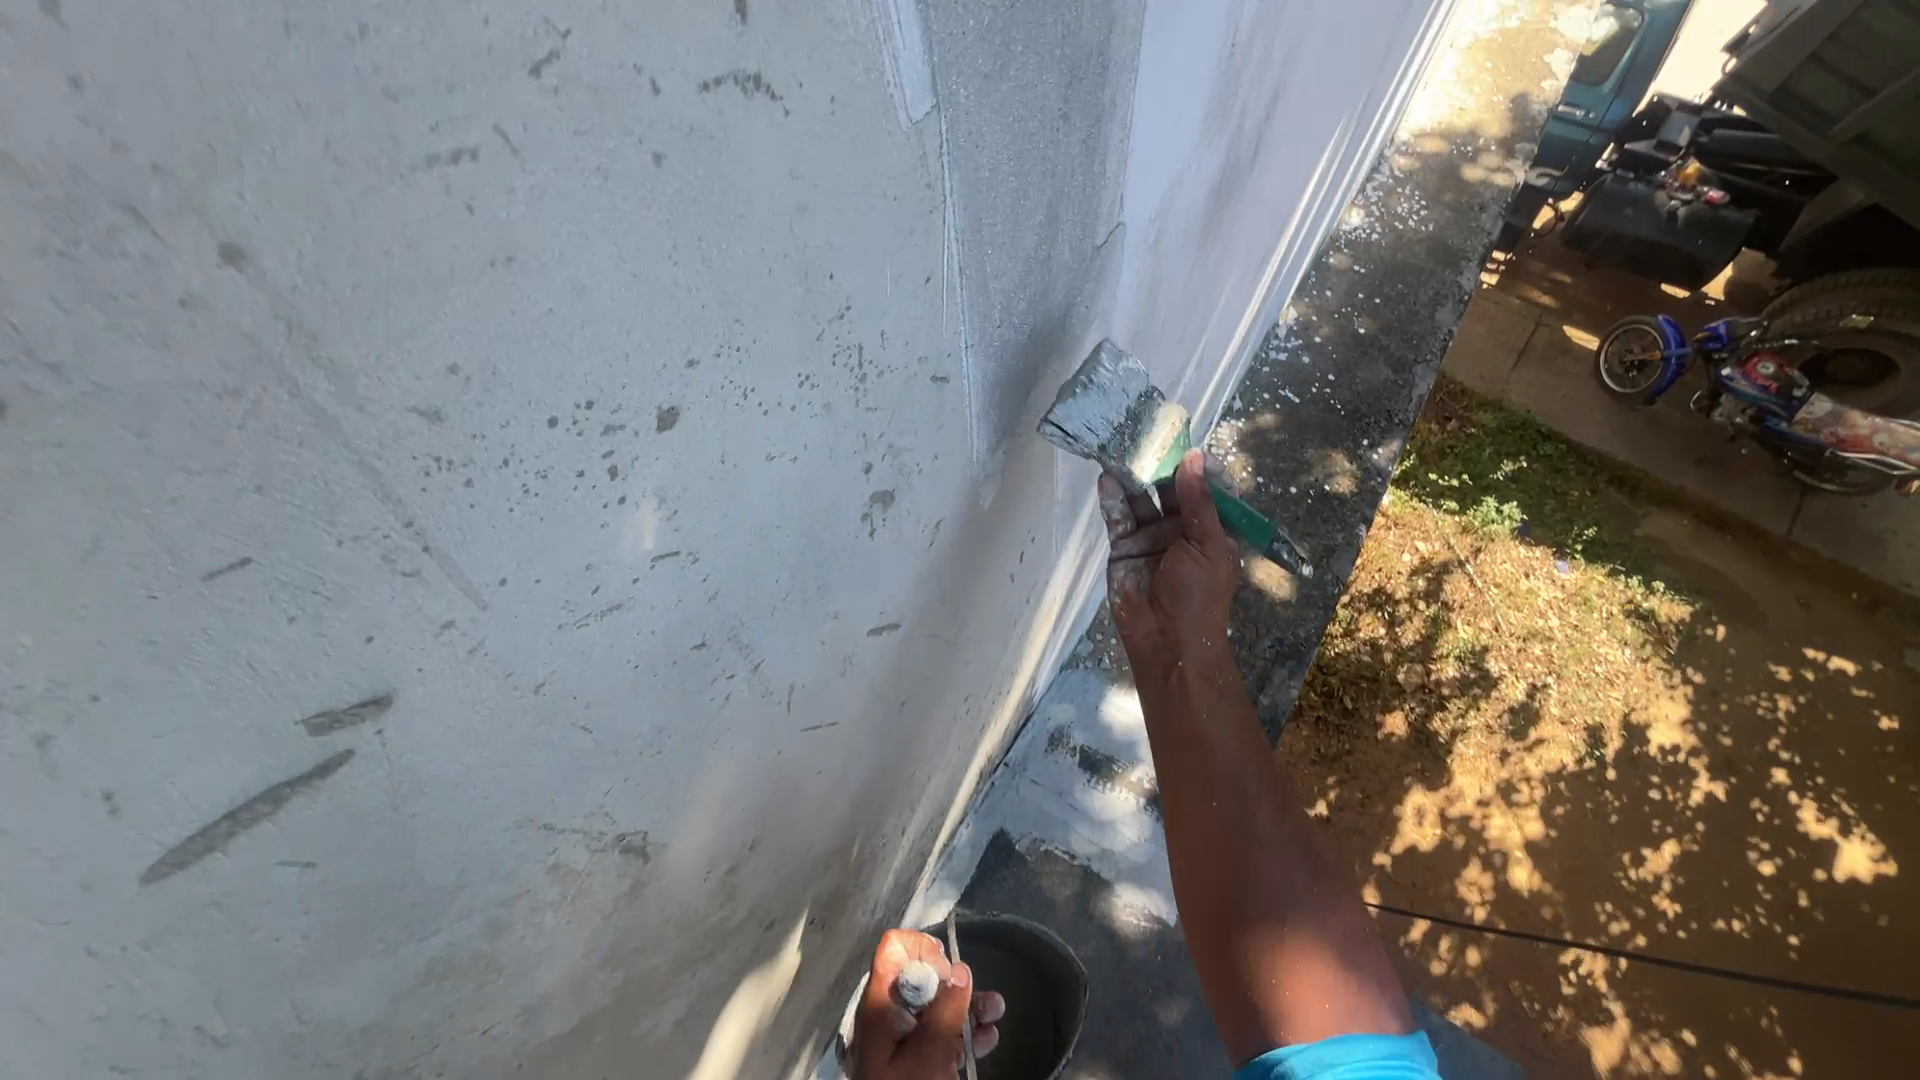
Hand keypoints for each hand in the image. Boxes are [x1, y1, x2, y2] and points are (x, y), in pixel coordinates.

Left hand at [849, 929, 1003, 1079]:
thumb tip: (960, 969)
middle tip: (980, 997)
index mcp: (881, 1004)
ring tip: (996, 1011)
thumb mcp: (928, 1056)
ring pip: (937, 1006)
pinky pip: (941, 1034)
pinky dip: (965, 1033)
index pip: (893, 949)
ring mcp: (903, 1038)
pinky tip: (988, 1038)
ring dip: (969, 1006)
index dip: (922, 948)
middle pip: (922, 977)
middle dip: (956, 982)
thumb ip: (945, 1011)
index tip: (946, 968)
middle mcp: (890, 1014)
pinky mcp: (917, 1060)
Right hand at [1098, 449, 1240, 679]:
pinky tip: (1107, 477)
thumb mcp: (1208, 544)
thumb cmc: (1200, 595)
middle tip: (1146, 433)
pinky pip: (1119, 518)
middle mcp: (1181, 529)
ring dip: (1132, 476)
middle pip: (1169, 489)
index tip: (1184, 439)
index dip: (1196, 467)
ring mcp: (1150, 538)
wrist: (1168, 642)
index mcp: (1212, 530)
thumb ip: (1198, 501)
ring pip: (1141, 500)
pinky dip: (1113, 498)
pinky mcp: (1123, 547)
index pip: (1205, 489)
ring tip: (1121, 448)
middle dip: (1159, 465)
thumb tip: (1194, 458)